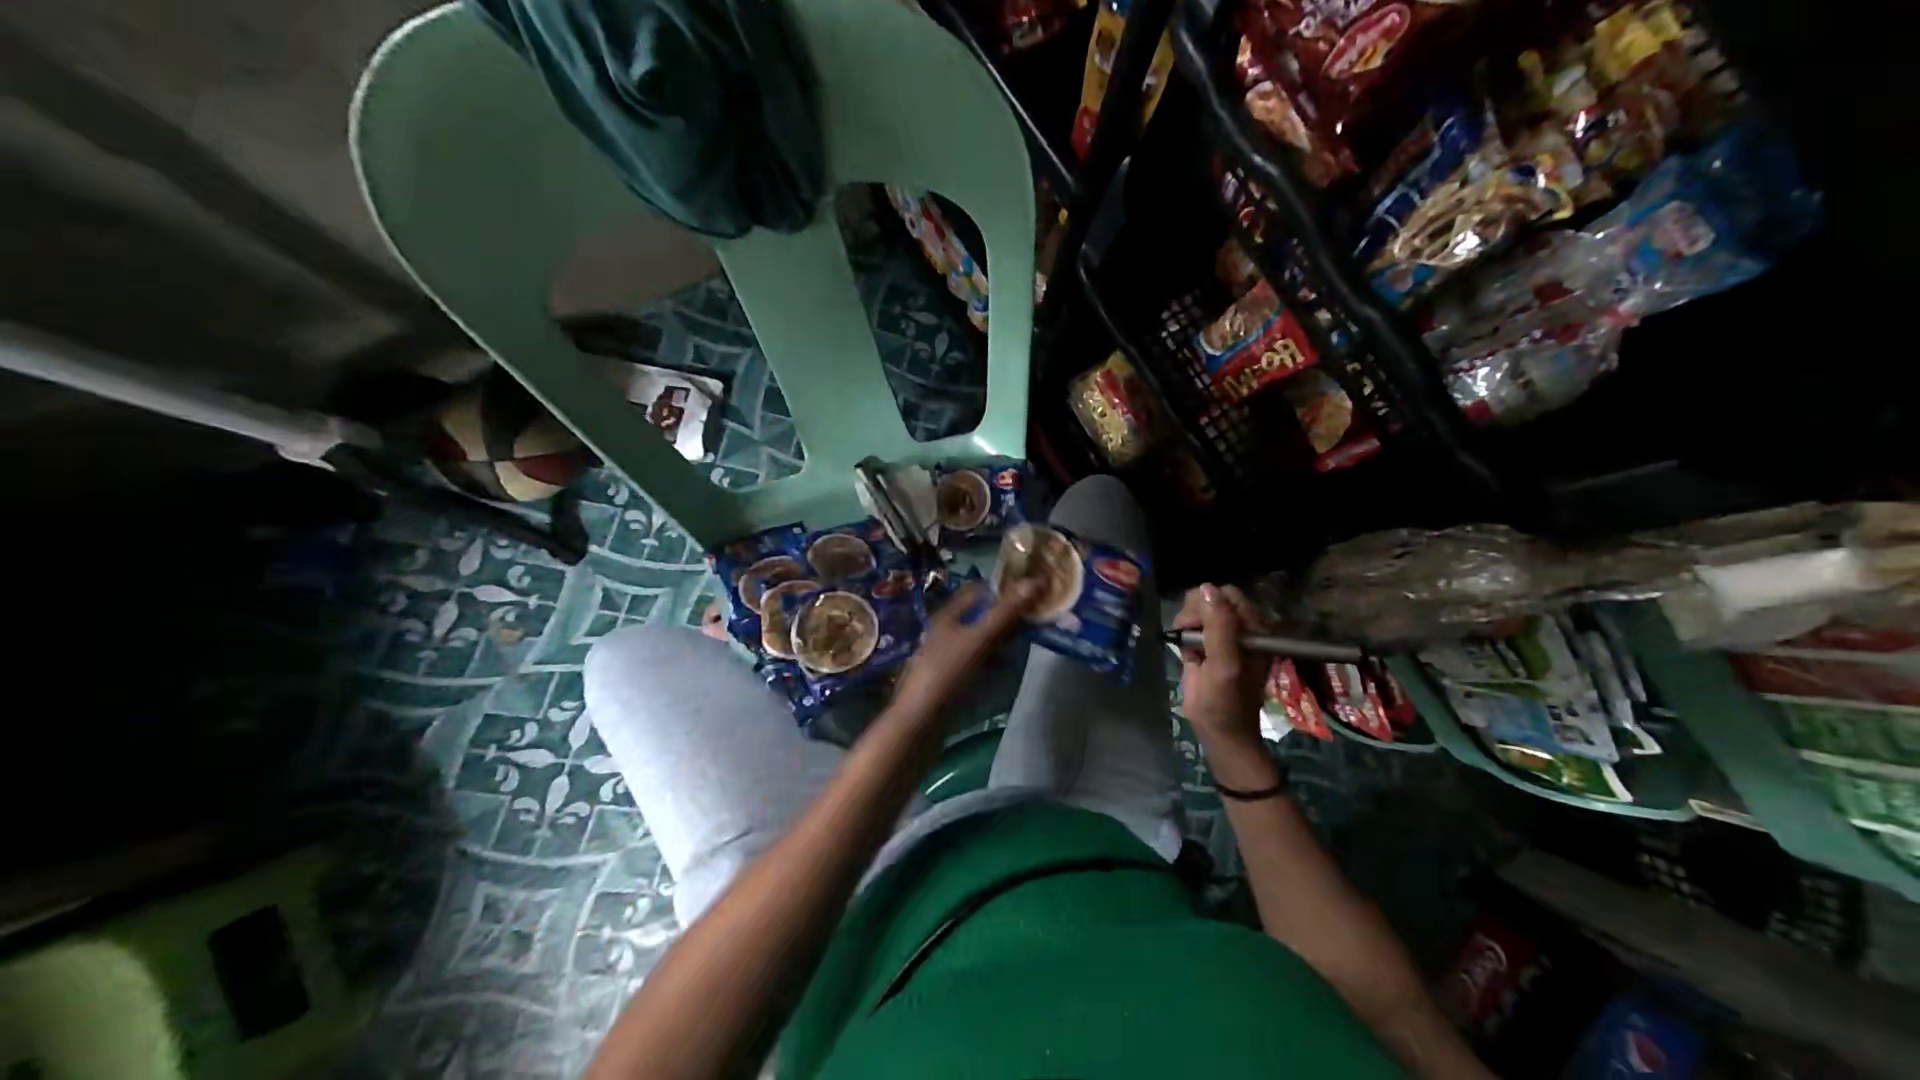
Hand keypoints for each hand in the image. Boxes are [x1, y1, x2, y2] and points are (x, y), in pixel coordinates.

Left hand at [892, 581, 1038, 716]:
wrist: (920, 723)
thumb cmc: (949, 674)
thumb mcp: (979, 640)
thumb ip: (1005, 612)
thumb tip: (1035, 581)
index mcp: (946, 616)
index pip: (977, 591)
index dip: (1002, 589)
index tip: (1030, 592)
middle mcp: (943, 632)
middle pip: (978, 617)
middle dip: (1004, 618)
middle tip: (1033, 619)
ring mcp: (944, 657)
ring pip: (978, 641)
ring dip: (999, 641)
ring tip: (1022, 644)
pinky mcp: (948, 680)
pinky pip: (975, 663)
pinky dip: (991, 663)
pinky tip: (1003, 671)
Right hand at [1173, 584, 1271, 747]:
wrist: (1219, 732)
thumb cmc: (1225, 701)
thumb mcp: (1225, 663)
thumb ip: (1219, 626)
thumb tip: (1206, 588)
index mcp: (1255, 629)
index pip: (1228, 596)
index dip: (1207, 605)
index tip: (1195, 626)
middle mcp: (1241, 629)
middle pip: (1212, 599)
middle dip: (1195, 612)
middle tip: (1189, 637)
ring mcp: (1223, 637)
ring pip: (1199, 610)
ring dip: (1187, 624)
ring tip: (1188, 647)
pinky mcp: (1207, 646)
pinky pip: (1192, 627)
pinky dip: (1185, 635)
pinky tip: (1187, 653)